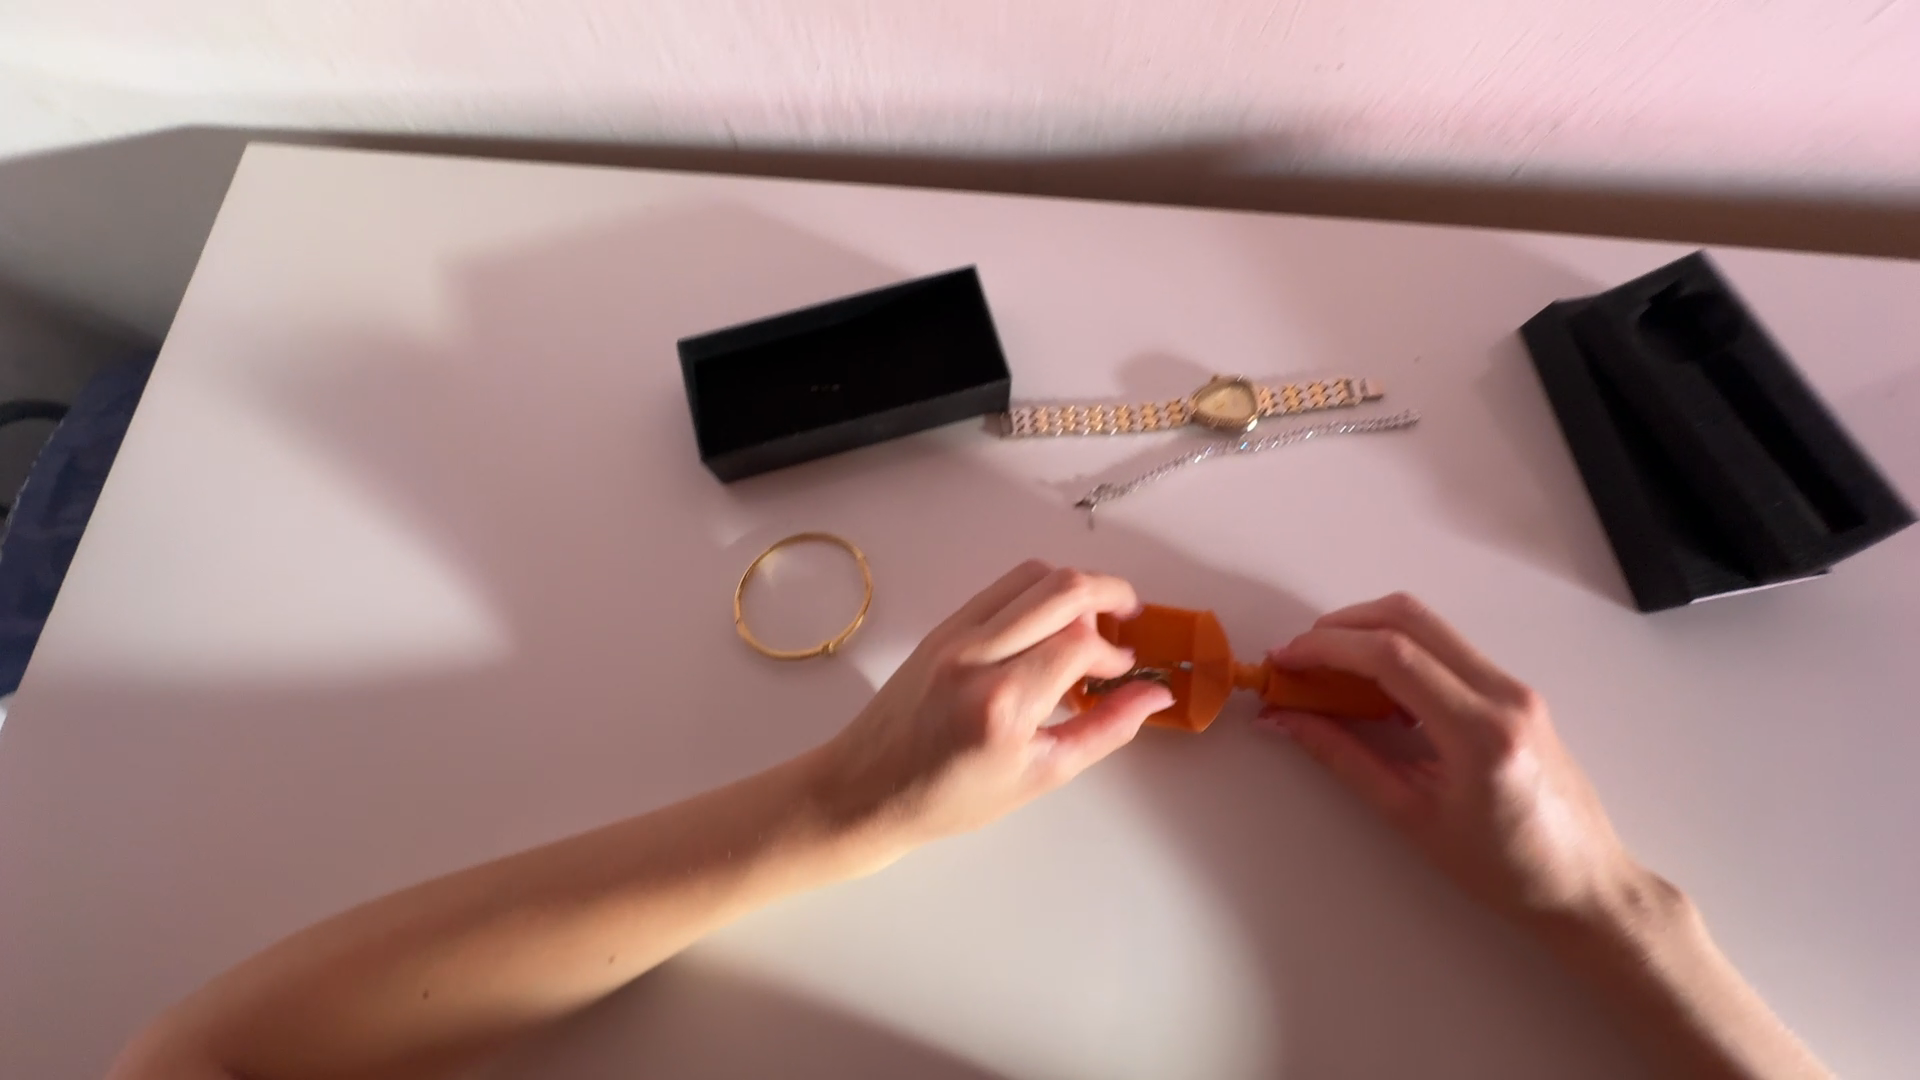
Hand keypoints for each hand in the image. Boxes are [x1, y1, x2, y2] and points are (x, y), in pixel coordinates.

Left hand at [817, 561, 1172, 867]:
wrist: (866, 787)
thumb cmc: (954, 797)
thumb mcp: (1040, 776)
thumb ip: (1105, 730)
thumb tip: (1156, 693)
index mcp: (1002, 704)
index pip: (1079, 642)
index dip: (1114, 651)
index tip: (1122, 671)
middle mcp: (975, 655)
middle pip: (1059, 588)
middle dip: (1109, 591)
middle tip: (1131, 613)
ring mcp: (953, 633)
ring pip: (1030, 576)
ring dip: (1072, 587)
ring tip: (1089, 622)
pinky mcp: (941, 626)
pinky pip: (1000, 588)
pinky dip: (1037, 594)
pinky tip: (1048, 625)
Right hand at [1261, 593, 1654, 927]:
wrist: (1590, 886)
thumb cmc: (1500, 866)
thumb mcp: (1408, 816)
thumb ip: (1340, 757)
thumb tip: (1282, 720)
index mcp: (1479, 731)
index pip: (1392, 655)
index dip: (1326, 648)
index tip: (1284, 660)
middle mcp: (1503, 693)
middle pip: (1408, 617)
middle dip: (1340, 626)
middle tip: (1300, 656)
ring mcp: (1514, 685)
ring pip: (1425, 622)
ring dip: (1365, 630)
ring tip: (1327, 667)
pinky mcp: (1513, 689)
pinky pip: (1442, 645)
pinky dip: (1393, 646)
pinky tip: (1371, 684)